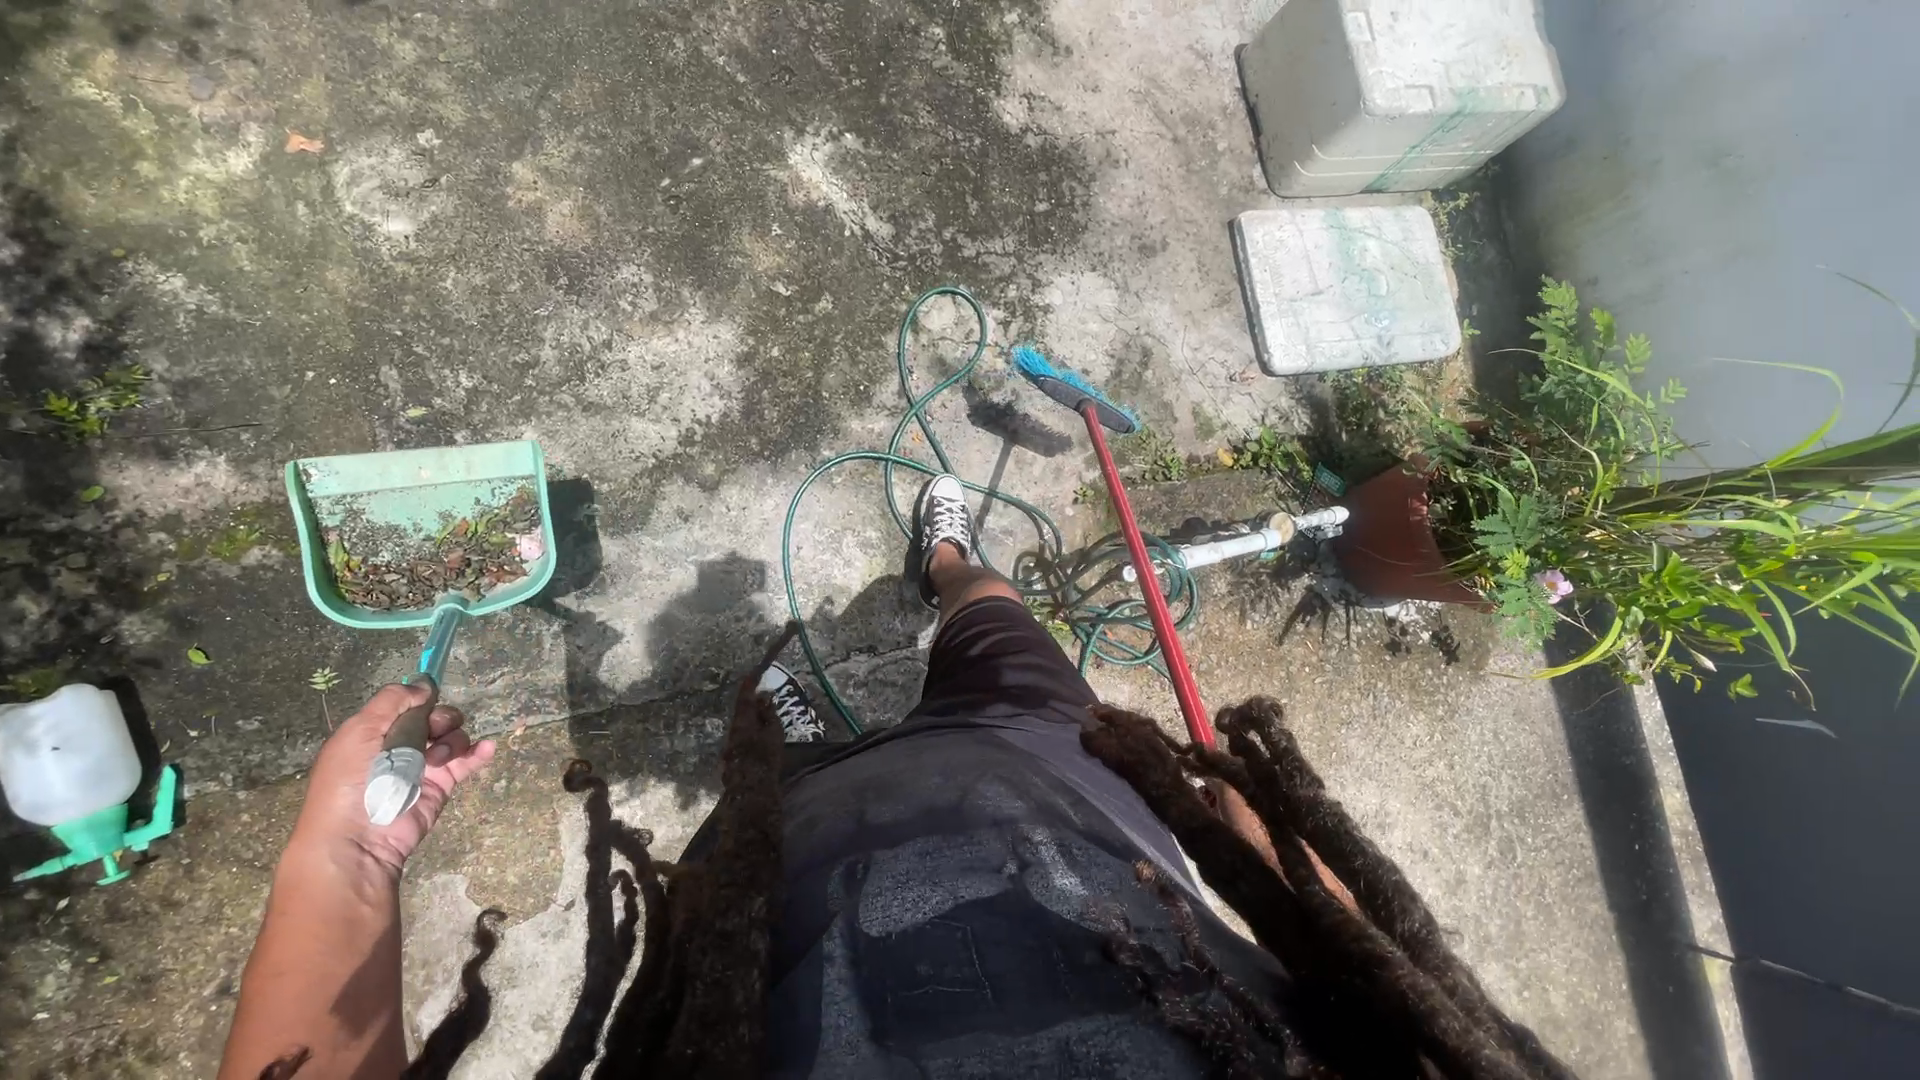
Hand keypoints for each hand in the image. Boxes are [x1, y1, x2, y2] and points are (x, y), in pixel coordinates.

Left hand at [287, 681, 495, 880]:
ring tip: (440, 759)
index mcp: (374, 732)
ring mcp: (423, 765)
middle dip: (441, 718)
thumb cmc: (351, 781)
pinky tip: (487, 749)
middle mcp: (400, 746)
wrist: (359, 836)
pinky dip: (479, 752)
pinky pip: (468, 760)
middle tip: (432, 732)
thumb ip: (392, 701)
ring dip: (453, 740)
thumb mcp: (359, 731)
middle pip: (435, 717)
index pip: (407, 704)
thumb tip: (425, 684)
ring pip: (453, 736)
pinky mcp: (442, 784)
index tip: (428, 697)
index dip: (420, 699)